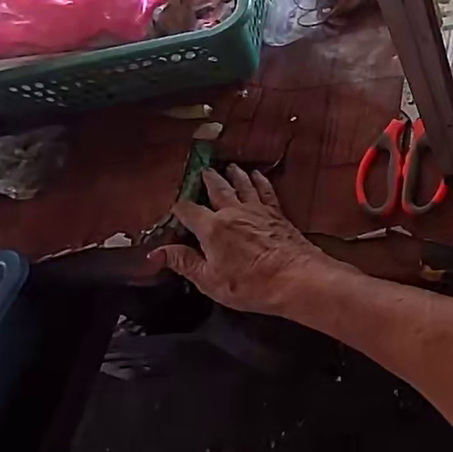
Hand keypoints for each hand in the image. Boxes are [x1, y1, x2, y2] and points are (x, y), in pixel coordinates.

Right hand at [150, 166, 331, 313]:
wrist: (294, 278)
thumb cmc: (251, 284)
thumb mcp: (210, 280)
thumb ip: (184, 262)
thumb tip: (158, 252)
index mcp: (212, 228)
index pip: (189, 211)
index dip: (179, 208)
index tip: (175, 208)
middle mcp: (233, 212)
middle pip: (217, 188)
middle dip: (208, 179)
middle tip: (204, 170)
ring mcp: (256, 210)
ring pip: (242, 184)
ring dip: (234, 175)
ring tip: (229, 167)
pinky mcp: (276, 213)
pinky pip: (265, 190)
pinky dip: (260, 181)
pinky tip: (258, 176)